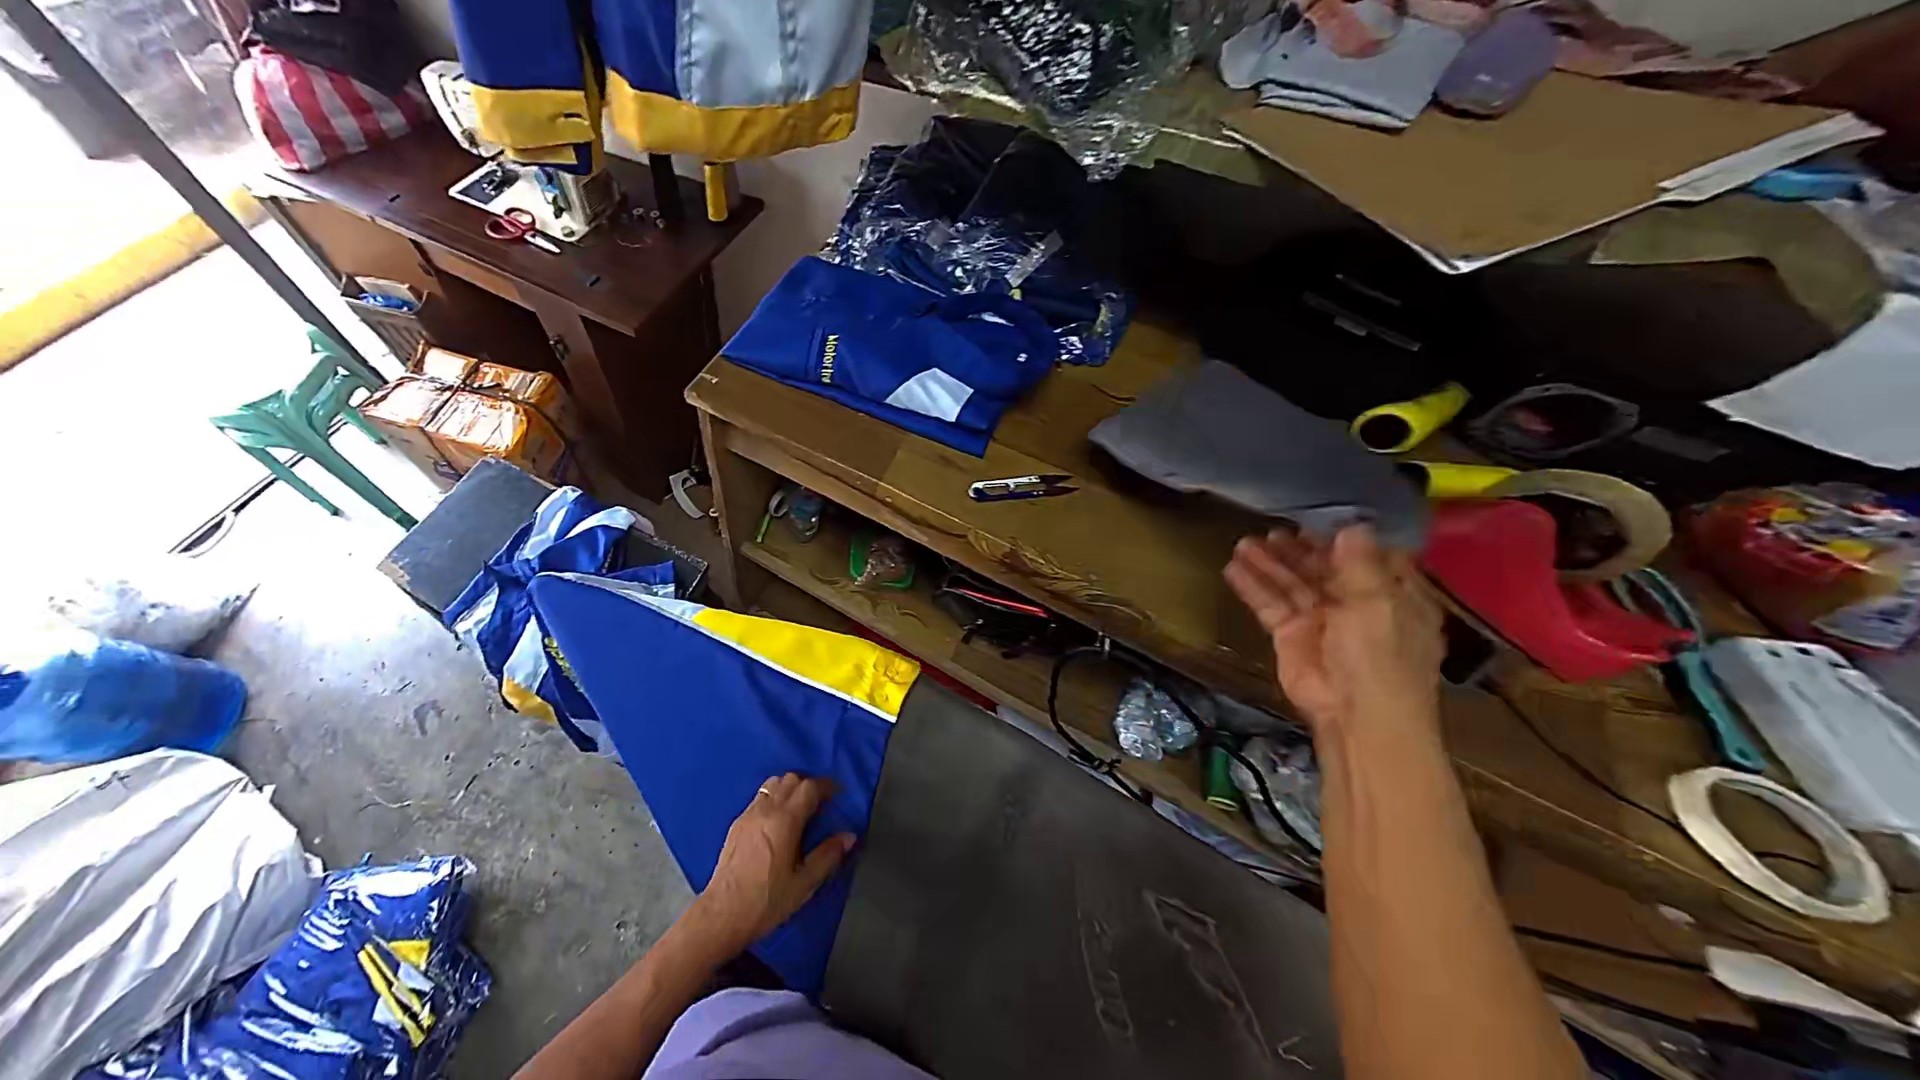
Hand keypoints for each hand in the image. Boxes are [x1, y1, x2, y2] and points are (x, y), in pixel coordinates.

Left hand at [686, 773, 854, 957]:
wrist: (721, 916)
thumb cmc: (766, 901)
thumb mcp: (804, 883)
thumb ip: (828, 856)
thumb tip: (848, 836)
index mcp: (785, 821)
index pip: (809, 787)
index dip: (826, 785)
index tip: (837, 793)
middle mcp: (766, 810)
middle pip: (790, 779)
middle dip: (809, 784)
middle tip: (820, 802)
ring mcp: (748, 815)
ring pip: (772, 784)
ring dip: (789, 788)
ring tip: (799, 808)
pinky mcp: (736, 825)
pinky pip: (759, 798)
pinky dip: (774, 798)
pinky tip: (777, 821)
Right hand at [1224, 525, 1443, 739]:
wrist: (1356, 716)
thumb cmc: (1381, 656)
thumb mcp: (1379, 602)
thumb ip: (1360, 562)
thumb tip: (1351, 526)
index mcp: (1393, 595)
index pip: (1369, 558)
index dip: (1345, 539)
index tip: (1321, 518)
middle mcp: (1357, 605)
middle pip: (1324, 568)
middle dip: (1299, 549)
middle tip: (1273, 529)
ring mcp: (1321, 621)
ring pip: (1292, 583)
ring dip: (1270, 563)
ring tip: (1246, 542)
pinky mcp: (1291, 636)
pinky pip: (1270, 604)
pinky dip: (1253, 586)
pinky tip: (1234, 567)